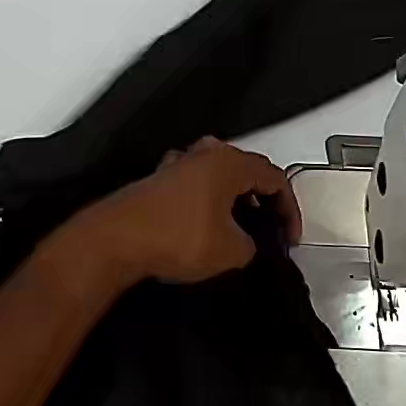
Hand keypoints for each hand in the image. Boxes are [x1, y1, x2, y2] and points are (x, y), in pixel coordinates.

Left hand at [40, 138, 301, 290]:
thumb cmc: (179, 238)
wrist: (116, 239)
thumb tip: (245, 241)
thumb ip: (252, 244)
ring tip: (239, 227)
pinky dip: (208, 200)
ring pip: (218, 175)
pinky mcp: (157, 179)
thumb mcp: (232, 251)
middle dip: (263, 199)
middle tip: (269, 229)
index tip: (289, 240)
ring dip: (234, 198)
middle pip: (246, 170)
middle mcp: (203, 153)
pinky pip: (194, 184)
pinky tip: (204, 223)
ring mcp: (176, 163)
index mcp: (228, 162)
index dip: (289, 210)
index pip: (275, 177)